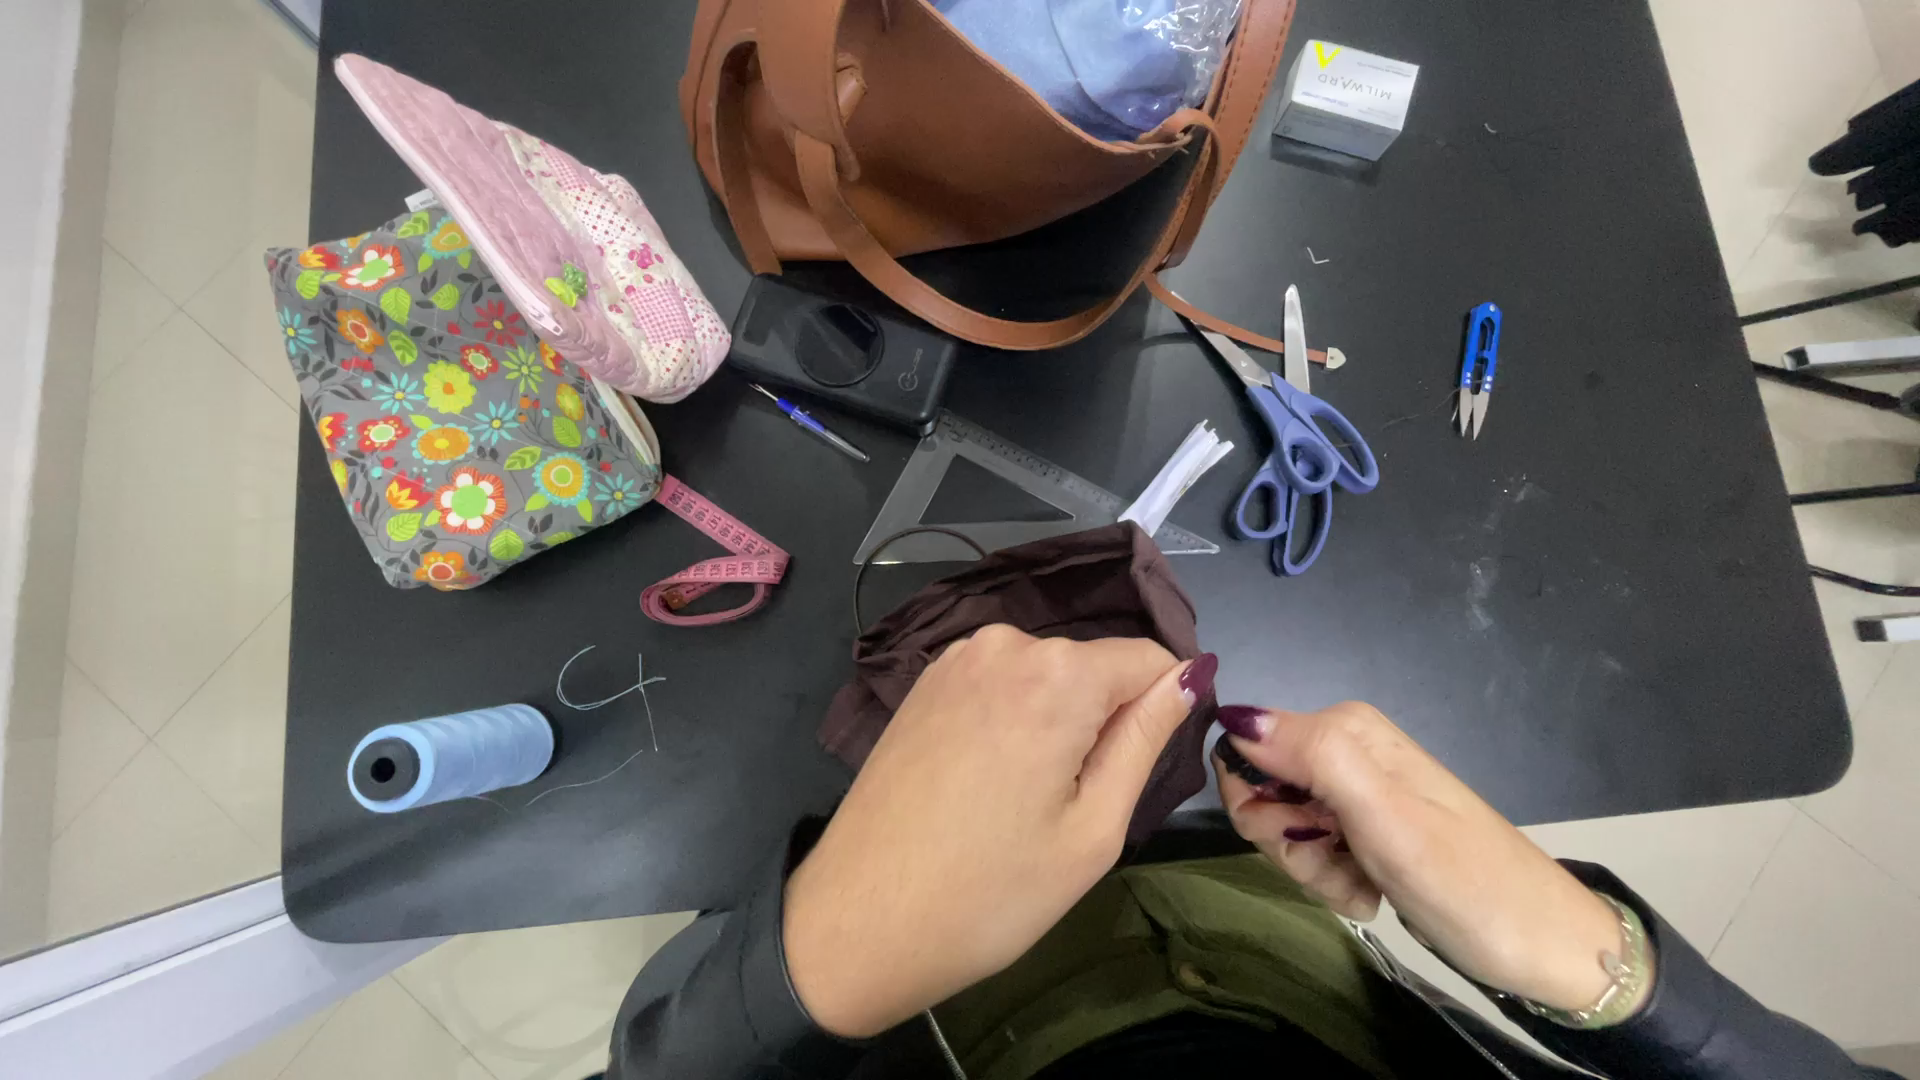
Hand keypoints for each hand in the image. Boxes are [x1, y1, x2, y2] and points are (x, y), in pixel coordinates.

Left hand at [783, 626, 1209, 1036]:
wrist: (859, 917)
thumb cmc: (991, 891)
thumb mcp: (1093, 827)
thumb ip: (1146, 737)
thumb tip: (1190, 677)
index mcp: (1055, 672)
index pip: (1148, 657)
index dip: (1164, 706)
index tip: (1145, 764)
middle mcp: (1004, 642)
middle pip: (1093, 664)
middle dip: (1105, 716)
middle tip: (1078, 797)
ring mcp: (957, 656)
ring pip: (1047, 672)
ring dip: (1059, 717)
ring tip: (1029, 792)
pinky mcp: (927, 678)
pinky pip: (1002, 679)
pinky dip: (1015, 714)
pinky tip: (992, 773)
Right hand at [1212, 702, 1638, 1013]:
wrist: (1546, 947)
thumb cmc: (1466, 881)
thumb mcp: (1385, 817)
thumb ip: (1313, 757)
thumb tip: (1234, 714)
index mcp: (1342, 728)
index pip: (1243, 745)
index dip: (1254, 799)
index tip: (1296, 835)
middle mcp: (1340, 747)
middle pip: (1258, 788)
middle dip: (1284, 839)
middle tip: (1333, 863)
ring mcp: (1349, 788)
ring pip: (1279, 823)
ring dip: (1308, 865)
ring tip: (1358, 885)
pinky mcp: (1357, 824)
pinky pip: (1307, 846)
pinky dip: (1326, 877)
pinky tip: (1364, 891)